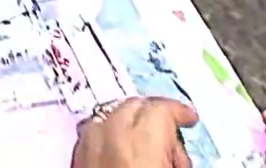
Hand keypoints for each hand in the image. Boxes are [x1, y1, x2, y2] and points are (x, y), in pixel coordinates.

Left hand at [71, 97, 198, 167]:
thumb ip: (178, 158)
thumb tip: (175, 148)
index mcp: (138, 143)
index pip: (158, 109)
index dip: (178, 111)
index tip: (190, 117)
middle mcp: (107, 134)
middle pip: (133, 107)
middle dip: (155, 119)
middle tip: (176, 151)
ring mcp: (85, 143)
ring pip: (112, 116)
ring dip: (133, 126)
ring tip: (153, 157)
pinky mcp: (75, 154)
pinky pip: (96, 132)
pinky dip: (112, 136)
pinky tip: (126, 158)